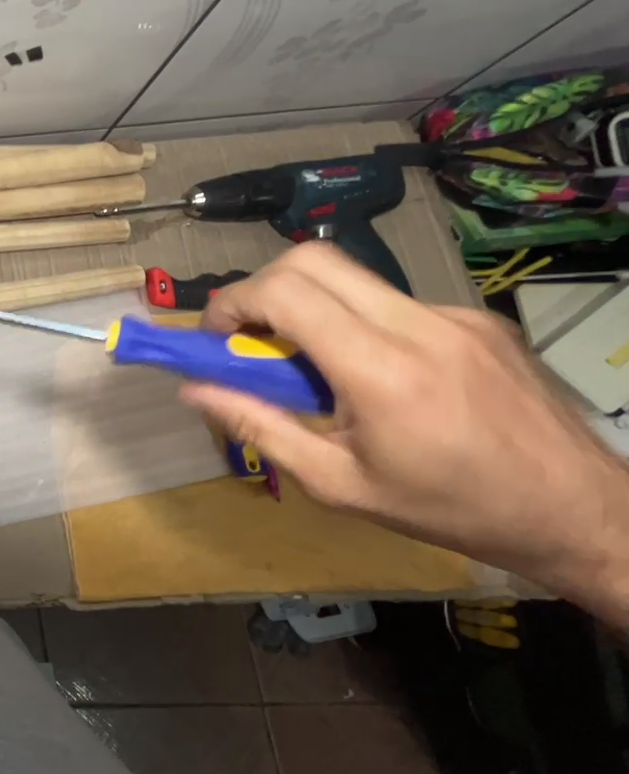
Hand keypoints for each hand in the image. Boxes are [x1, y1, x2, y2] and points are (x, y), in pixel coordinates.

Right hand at [179, 243, 628, 616]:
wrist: (582, 513)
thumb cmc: (449, 509)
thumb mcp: (336, 483)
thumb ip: (258, 427)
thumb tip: (192, 390)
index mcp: (382, 370)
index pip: (286, 292)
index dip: (232, 302)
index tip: (215, 336)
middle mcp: (420, 326)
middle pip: (313, 260)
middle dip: (260, 288)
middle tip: (249, 336)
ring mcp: (455, 317)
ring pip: (351, 279)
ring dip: (308, 307)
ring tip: (312, 366)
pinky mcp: (477, 320)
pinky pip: (391, 302)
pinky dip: (355, 323)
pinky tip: (371, 373)